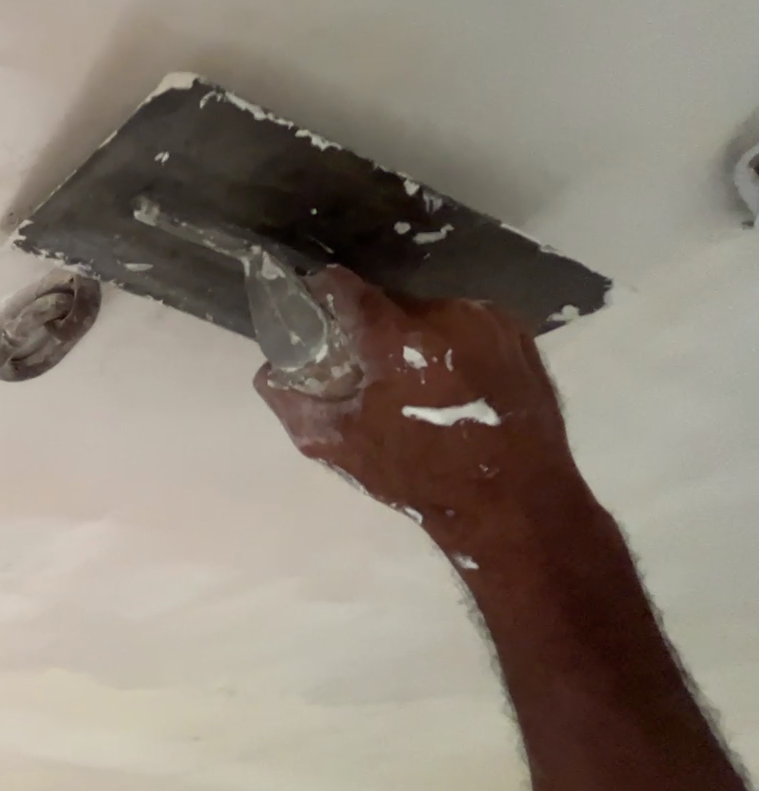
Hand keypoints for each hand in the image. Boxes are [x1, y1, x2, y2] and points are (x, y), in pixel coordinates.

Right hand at [253, 267, 581, 543]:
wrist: (514, 503)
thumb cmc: (415, 473)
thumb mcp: (333, 443)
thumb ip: (289, 399)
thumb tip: (270, 370)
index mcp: (401, 341)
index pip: (346, 288)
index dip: (319, 291)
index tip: (307, 306)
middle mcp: (450, 318)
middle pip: (386, 301)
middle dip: (364, 325)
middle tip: (353, 360)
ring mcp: (491, 323)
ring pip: (424, 312)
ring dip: (404, 334)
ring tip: (399, 375)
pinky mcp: (519, 336)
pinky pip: (460, 324)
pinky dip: (440, 343)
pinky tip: (439, 380)